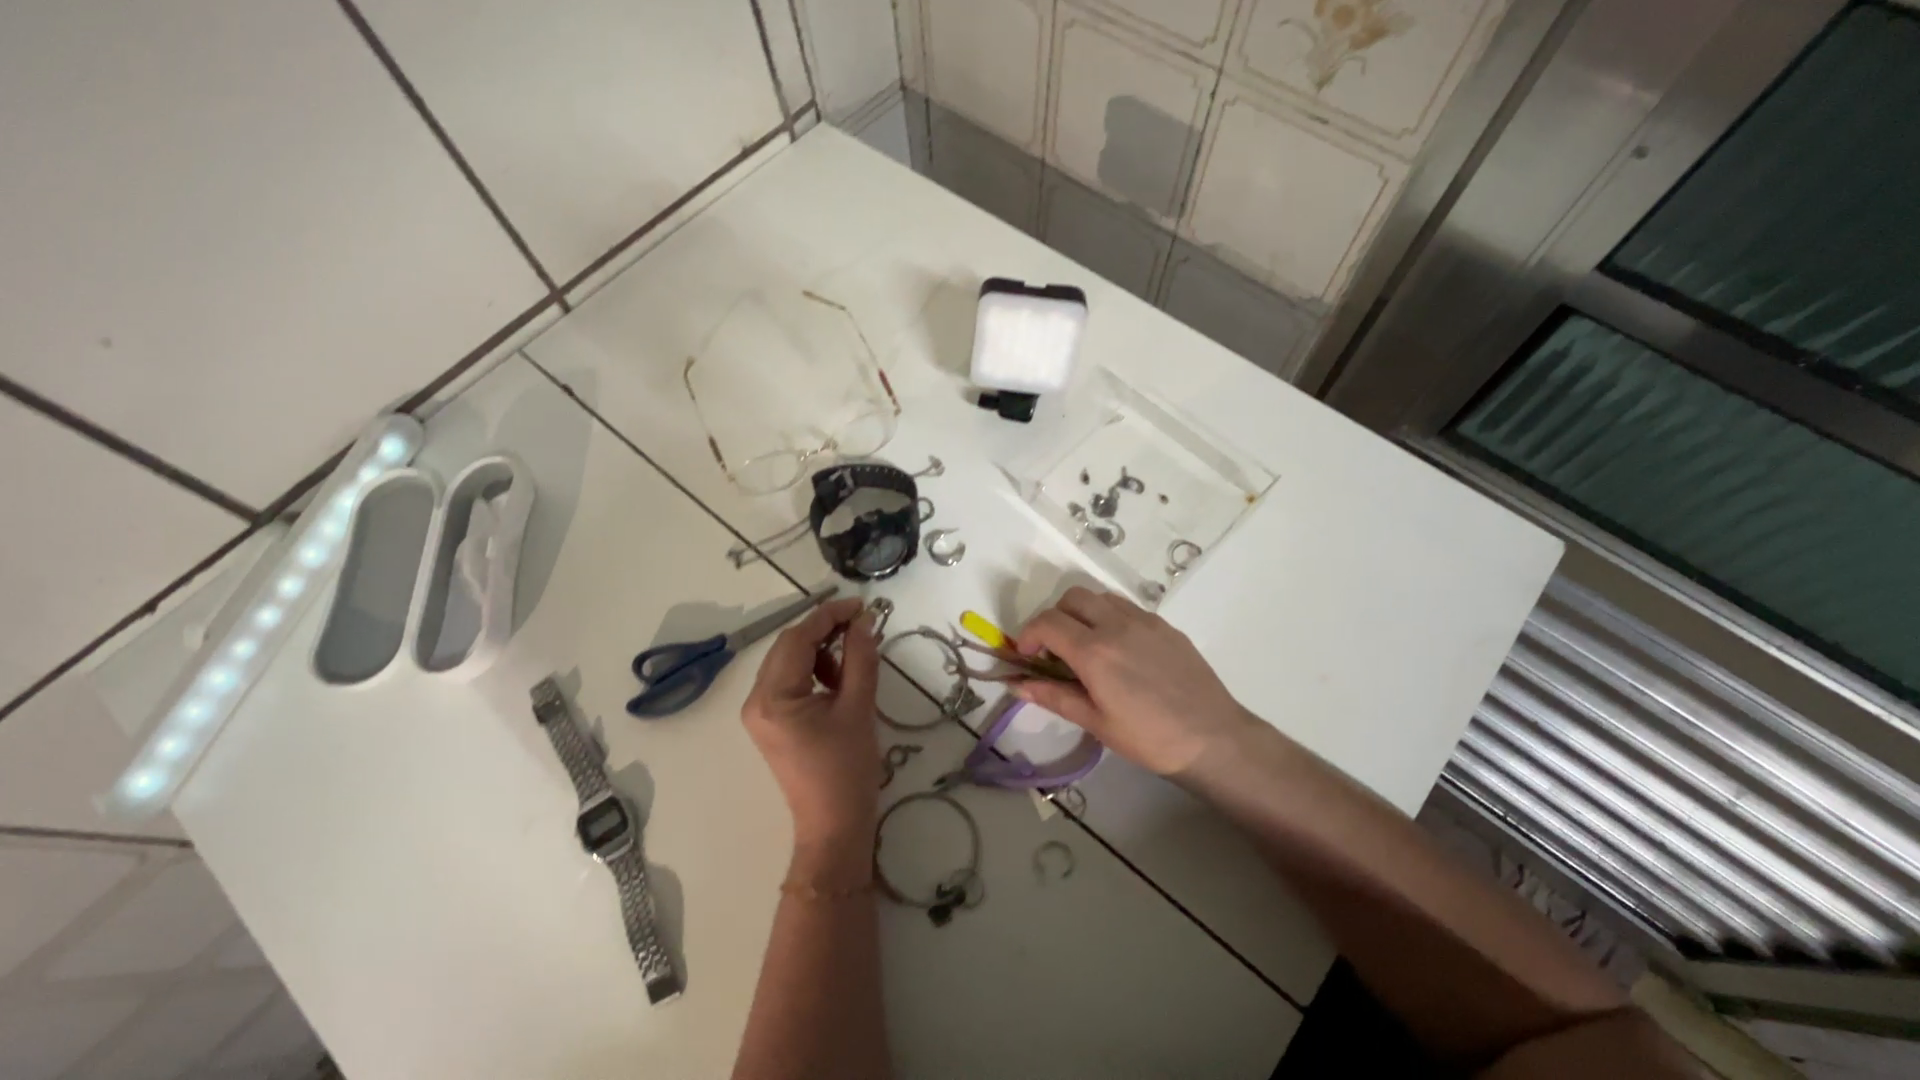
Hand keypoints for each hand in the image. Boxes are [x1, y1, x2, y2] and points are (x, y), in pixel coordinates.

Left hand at [742, 597, 881, 848]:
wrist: (834, 827)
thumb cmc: (847, 770)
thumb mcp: (858, 707)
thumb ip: (860, 657)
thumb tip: (864, 620)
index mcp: (773, 697)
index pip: (797, 639)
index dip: (828, 615)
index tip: (862, 605)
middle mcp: (756, 701)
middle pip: (788, 648)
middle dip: (825, 631)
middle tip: (862, 625)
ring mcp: (759, 713)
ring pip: (789, 663)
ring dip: (820, 652)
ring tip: (853, 663)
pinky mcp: (770, 723)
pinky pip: (789, 682)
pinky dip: (814, 672)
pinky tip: (838, 682)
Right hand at [1012, 587, 1255, 777]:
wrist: (1212, 738)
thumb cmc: (1149, 738)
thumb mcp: (1096, 722)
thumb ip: (1054, 696)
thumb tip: (1016, 684)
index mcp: (1094, 651)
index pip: (1047, 622)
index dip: (1028, 635)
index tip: (1027, 656)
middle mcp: (1117, 625)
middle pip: (1072, 597)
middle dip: (1054, 618)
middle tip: (1055, 650)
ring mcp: (1145, 621)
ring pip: (1101, 597)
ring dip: (1083, 613)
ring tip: (1086, 647)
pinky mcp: (1166, 626)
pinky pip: (1128, 608)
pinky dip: (1111, 618)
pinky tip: (1120, 651)